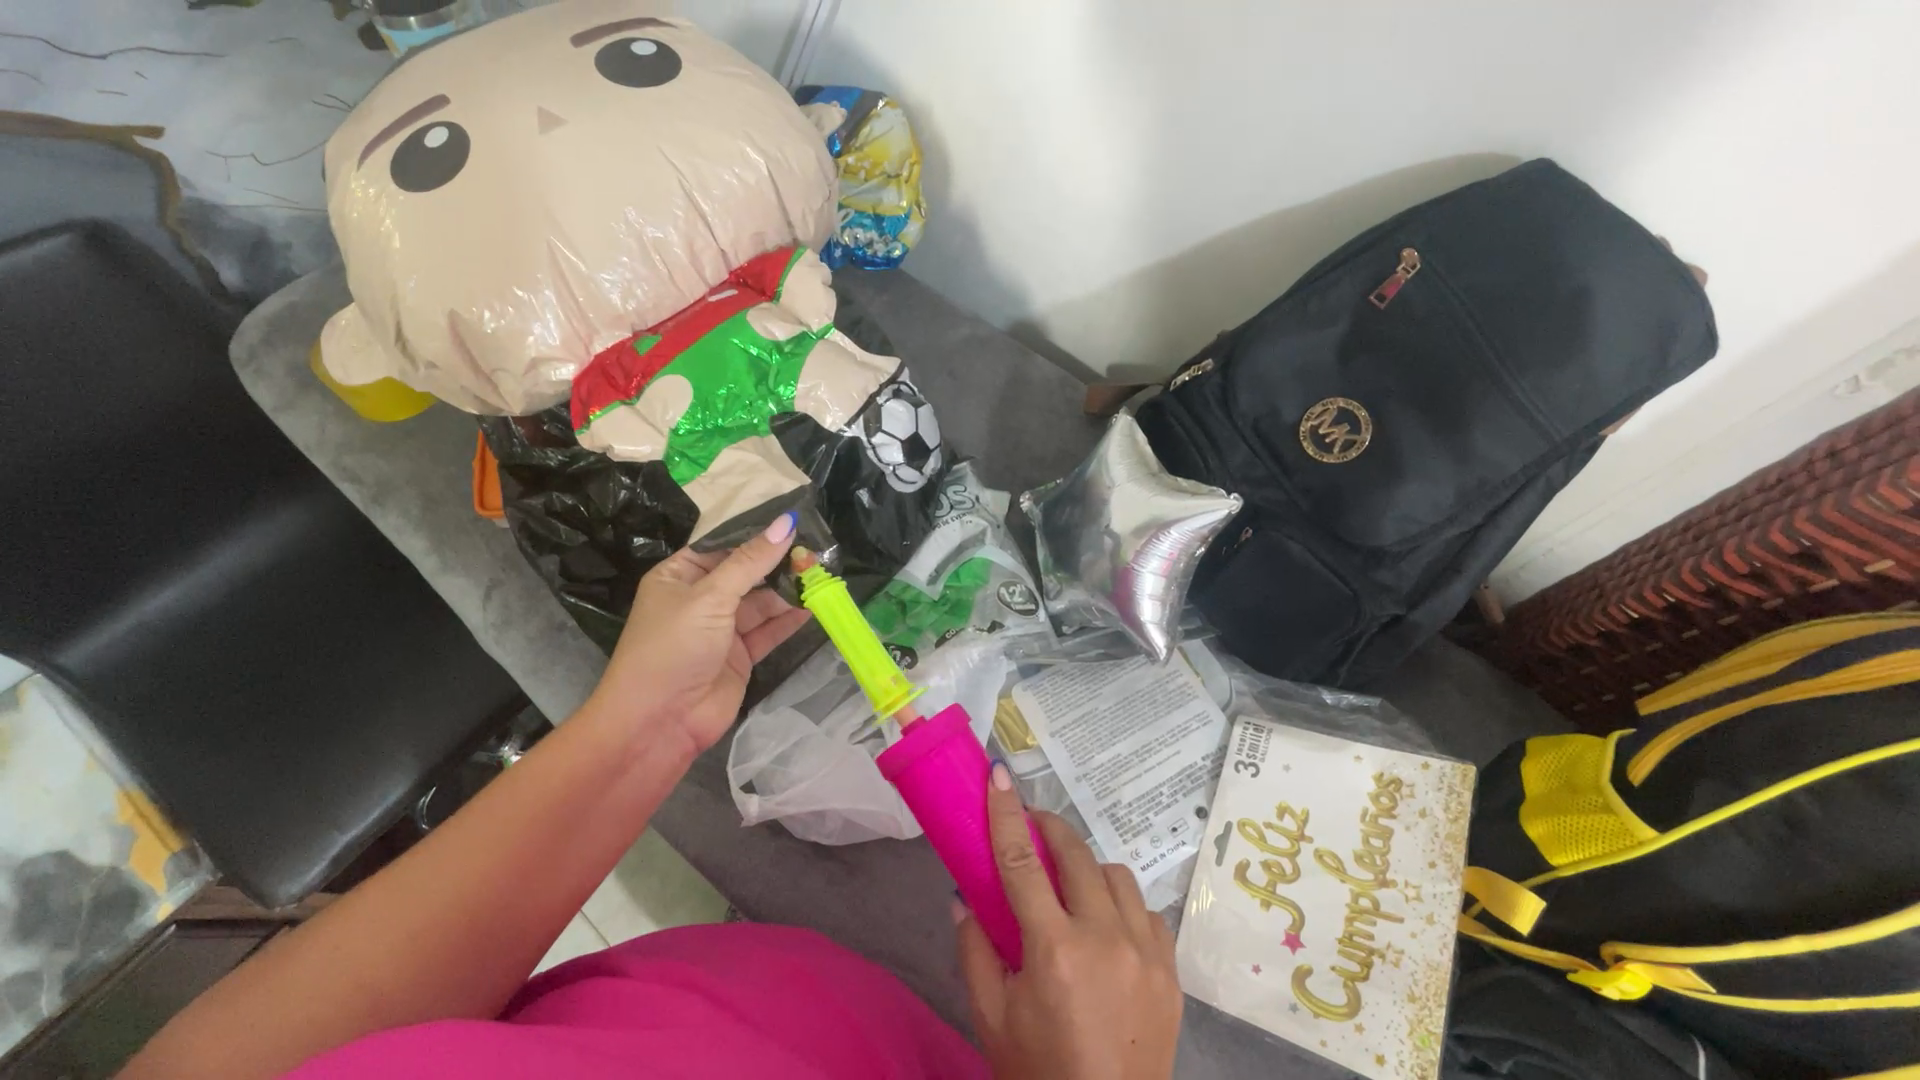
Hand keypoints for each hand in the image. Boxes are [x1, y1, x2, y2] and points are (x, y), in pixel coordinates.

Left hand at [587, 512, 810, 754]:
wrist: (659, 721)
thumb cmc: (673, 647)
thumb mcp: (710, 597)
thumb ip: (751, 562)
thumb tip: (787, 522)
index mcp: (678, 576)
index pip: (723, 546)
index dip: (757, 535)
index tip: (796, 523)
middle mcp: (699, 599)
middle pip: (746, 573)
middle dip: (778, 564)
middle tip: (816, 552)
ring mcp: (720, 629)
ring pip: (761, 602)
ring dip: (788, 591)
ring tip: (821, 576)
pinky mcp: (739, 656)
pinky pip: (768, 630)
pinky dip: (789, 619)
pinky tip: (814, 606)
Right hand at [957, 765, 1182, 1079]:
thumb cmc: (1039, 1072)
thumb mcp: (992, 1019)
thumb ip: (974, 951)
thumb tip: (962, 897)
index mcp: (1054, 950)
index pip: (1022, 863)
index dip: (1007, 815)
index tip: (999, 777)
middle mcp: (1106, 938)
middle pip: (1077, 853)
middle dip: (1050, 827)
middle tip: (1030, 826)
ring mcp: (1146, 951)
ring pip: (1117, 875)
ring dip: (1087, 867)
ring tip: (1068, 885)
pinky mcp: (1171, 970)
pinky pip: (1147, 911)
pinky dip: (1122, 905)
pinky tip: (1107, 927)